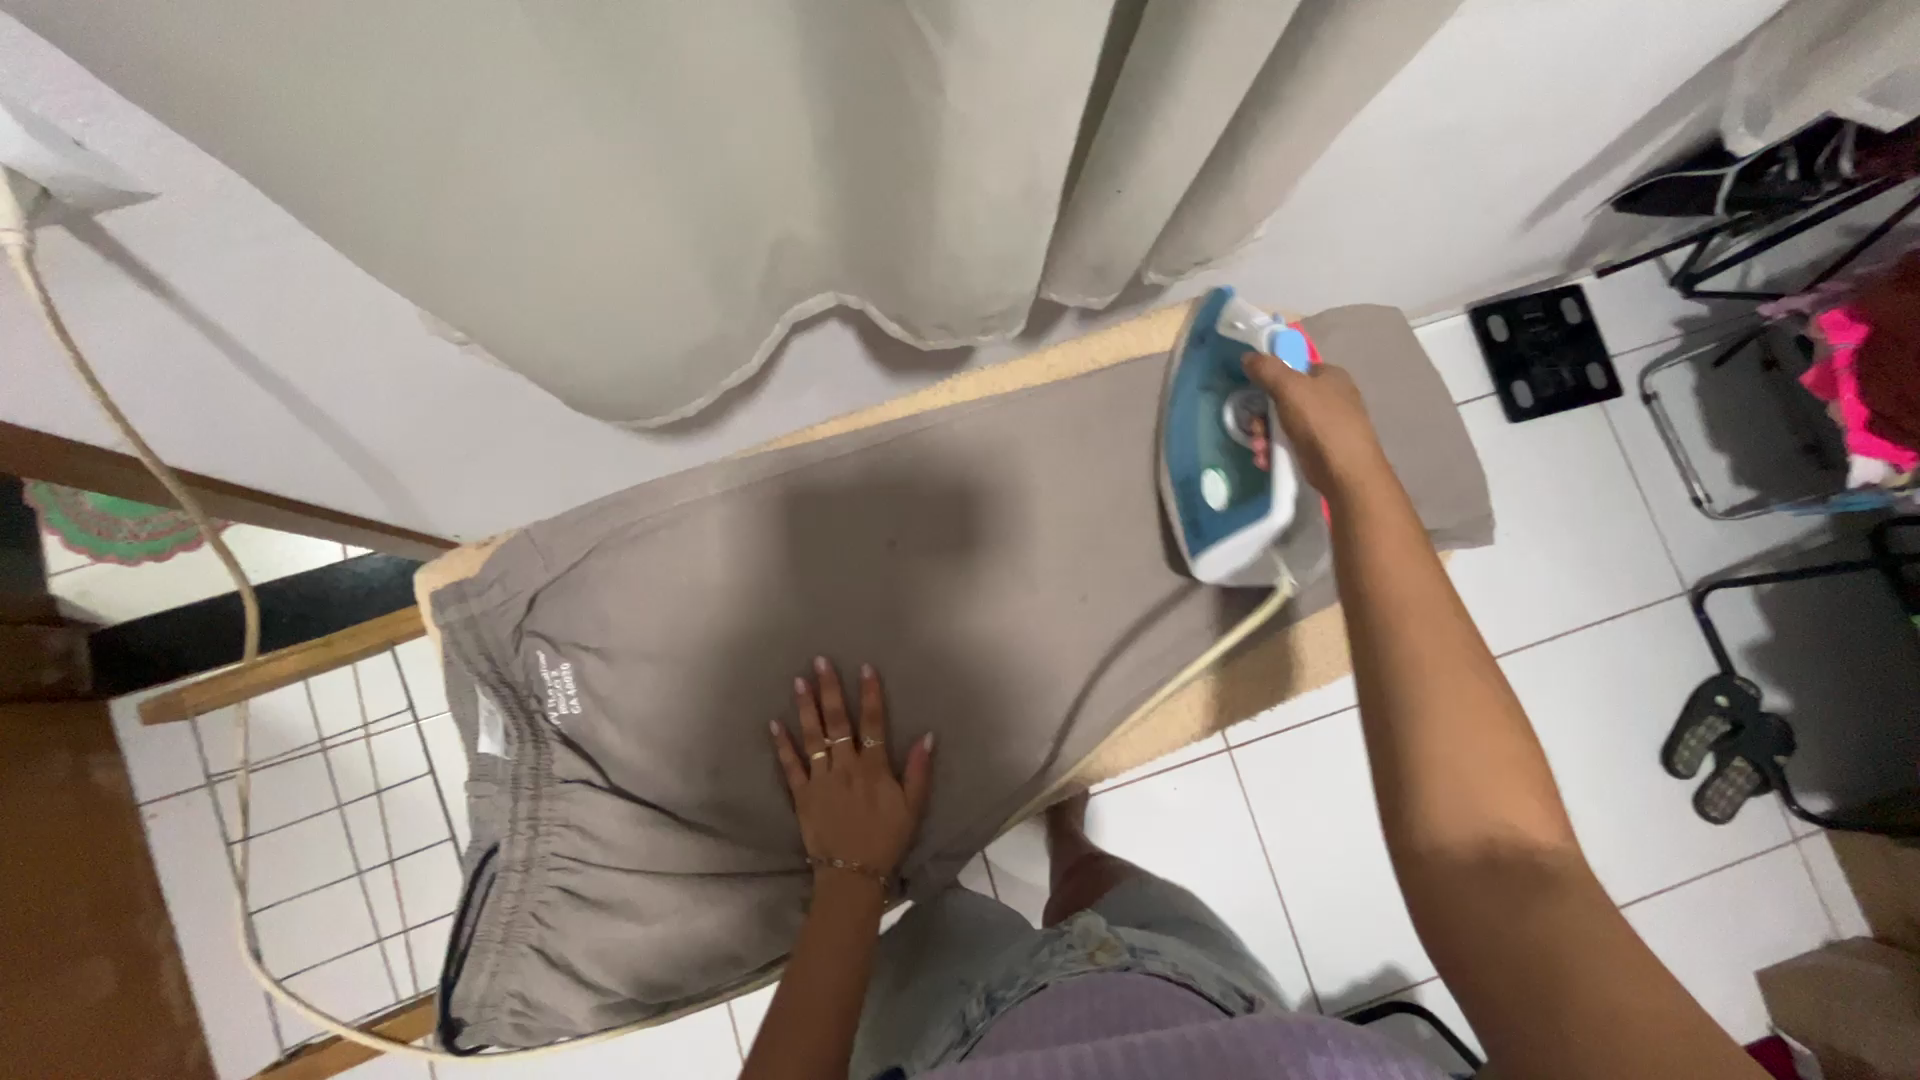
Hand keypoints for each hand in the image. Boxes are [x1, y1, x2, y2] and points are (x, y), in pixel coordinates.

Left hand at [770, 657, 933, 880]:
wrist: (852, 874)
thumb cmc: (887, 840)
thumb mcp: (913, 807)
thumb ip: (920, 770)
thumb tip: (928, 735)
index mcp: (874, 768)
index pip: (873, 723)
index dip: (870, 694)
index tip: (865, 667)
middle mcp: (845, 766)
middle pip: (838, 721)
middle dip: (830, 689)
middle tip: (820, 661)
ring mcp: (821, 779)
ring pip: (812, 736)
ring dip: (805, 708)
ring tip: (798, 681)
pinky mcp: (802, 795)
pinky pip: (791, 766)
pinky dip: (782, 745)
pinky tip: (774, 724)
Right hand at [1242, 352, 1392, 497]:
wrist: (1345, 471)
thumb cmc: (1320, 422)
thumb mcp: (1290, 388)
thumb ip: (1267, 369)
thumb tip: (1248, 356)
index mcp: (1329, 377)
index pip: (1296, 369)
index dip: (1272, 379)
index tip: (1256, 394)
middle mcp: (1329, 398)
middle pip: (1283, 400)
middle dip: (1263, 418)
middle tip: (1256, 430)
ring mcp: (1324, 426)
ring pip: (1282, 425)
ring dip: (1264, 438)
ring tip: (1260, 450)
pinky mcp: (1318, 450)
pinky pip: (1288, 445)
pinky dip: (1274, 452)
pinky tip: (1266, 461)